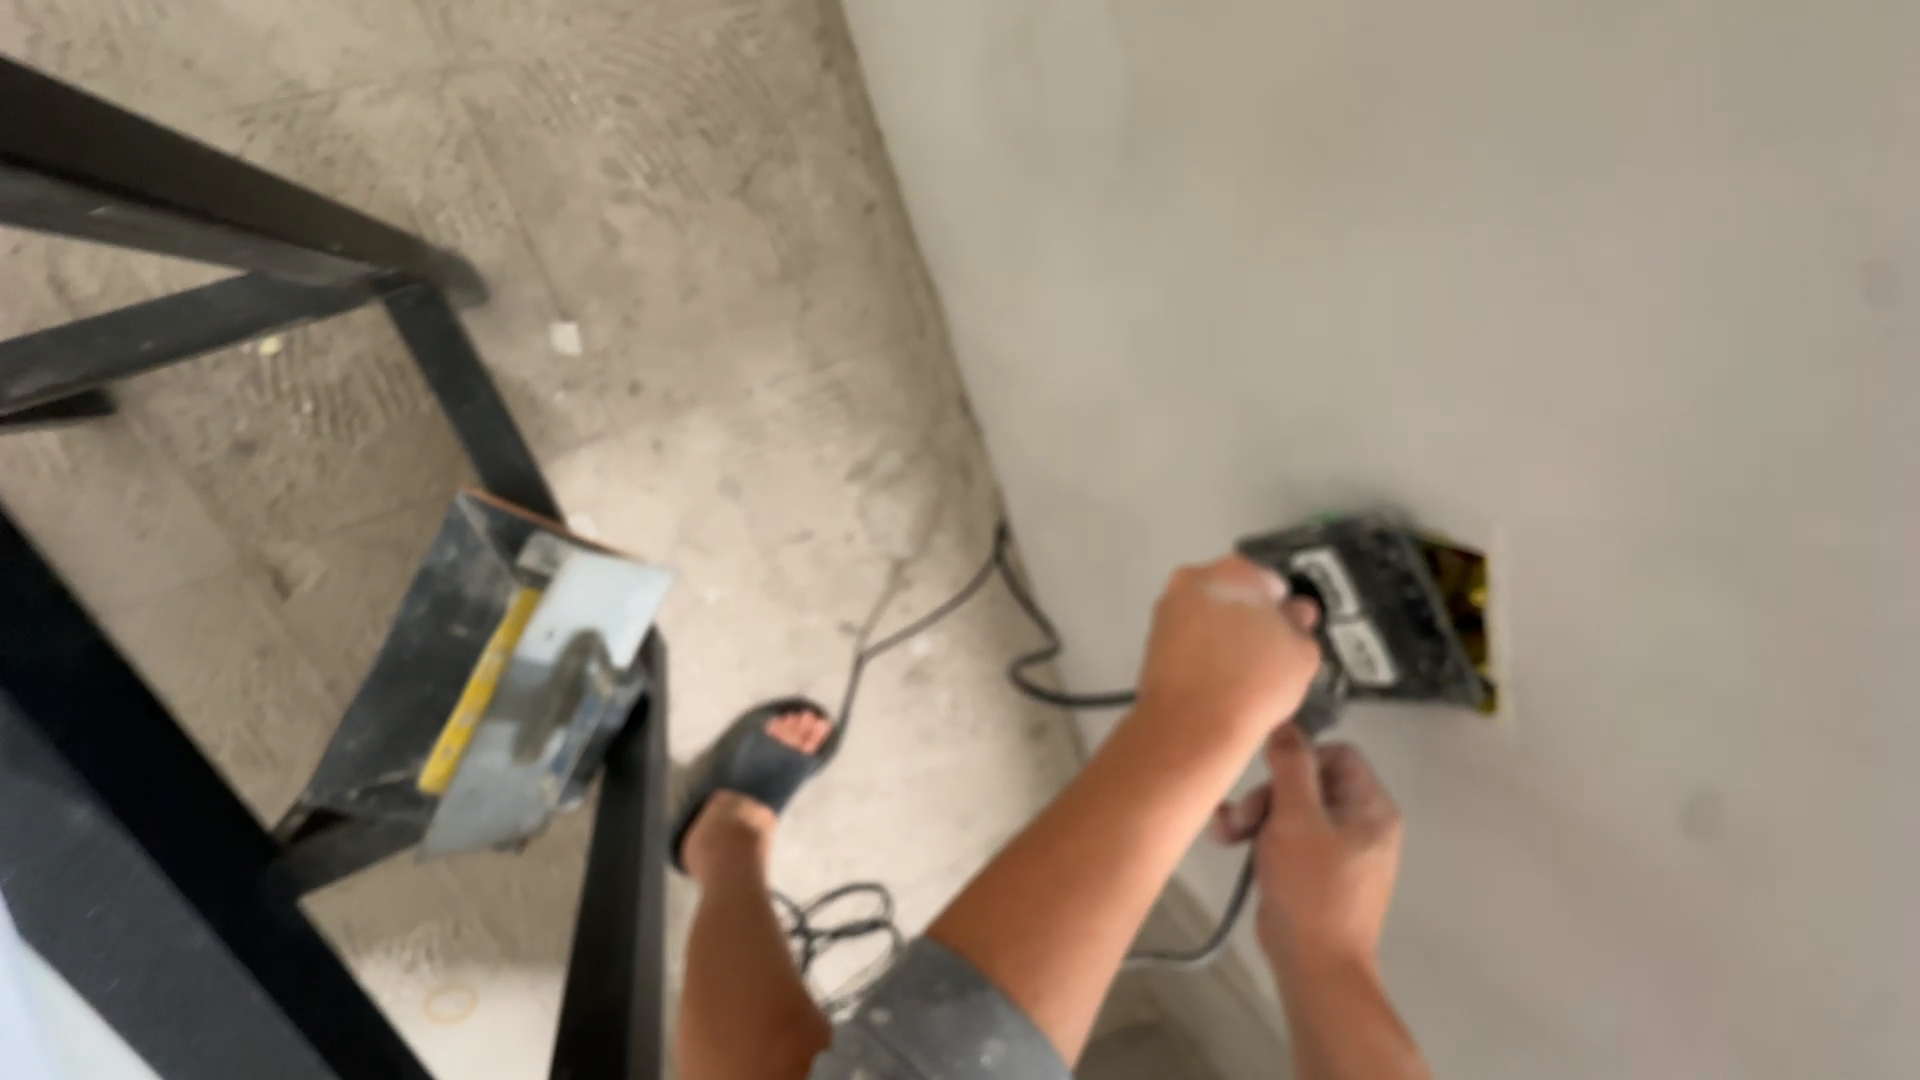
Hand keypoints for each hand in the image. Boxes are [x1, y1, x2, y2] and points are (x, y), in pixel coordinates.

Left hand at [1132, 555, 1322, 741]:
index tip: (1286, 639)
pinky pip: (1187, 637)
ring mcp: (1167, 606)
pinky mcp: (1151, 635)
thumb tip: (1293, 614)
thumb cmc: (1255, 680)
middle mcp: (1194, 578)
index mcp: (1235, 570)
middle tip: (1264, 657)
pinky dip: (1200, 650)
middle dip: (1249, 619)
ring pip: (1207, 616)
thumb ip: (1300, 625)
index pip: (1271, 585)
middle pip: (1233, 596)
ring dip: (1222, 634)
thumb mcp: (1303, 653)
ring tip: (1237, 673)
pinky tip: (1213, 678)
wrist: (1191, 721)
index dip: (1284, 614)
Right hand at [1213, 729, 1402, 972]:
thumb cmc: (1312, 887)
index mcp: (1370, 808)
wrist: (1314, 965)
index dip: (1301, 757)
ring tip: (1225, 833)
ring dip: (1253, 814)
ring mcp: (1333, 847)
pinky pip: (1282, 833)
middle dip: (1266, 794)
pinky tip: (1228, 841)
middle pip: (1306, 780)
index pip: (1338, 754)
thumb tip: (1286, 723)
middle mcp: (1357, 823)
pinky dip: (1256, 834)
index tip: (1269, 772)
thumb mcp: (1297, 818)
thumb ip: (1291, 766)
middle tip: (1242, 817)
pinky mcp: (1309, 866)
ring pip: (1287, 806)